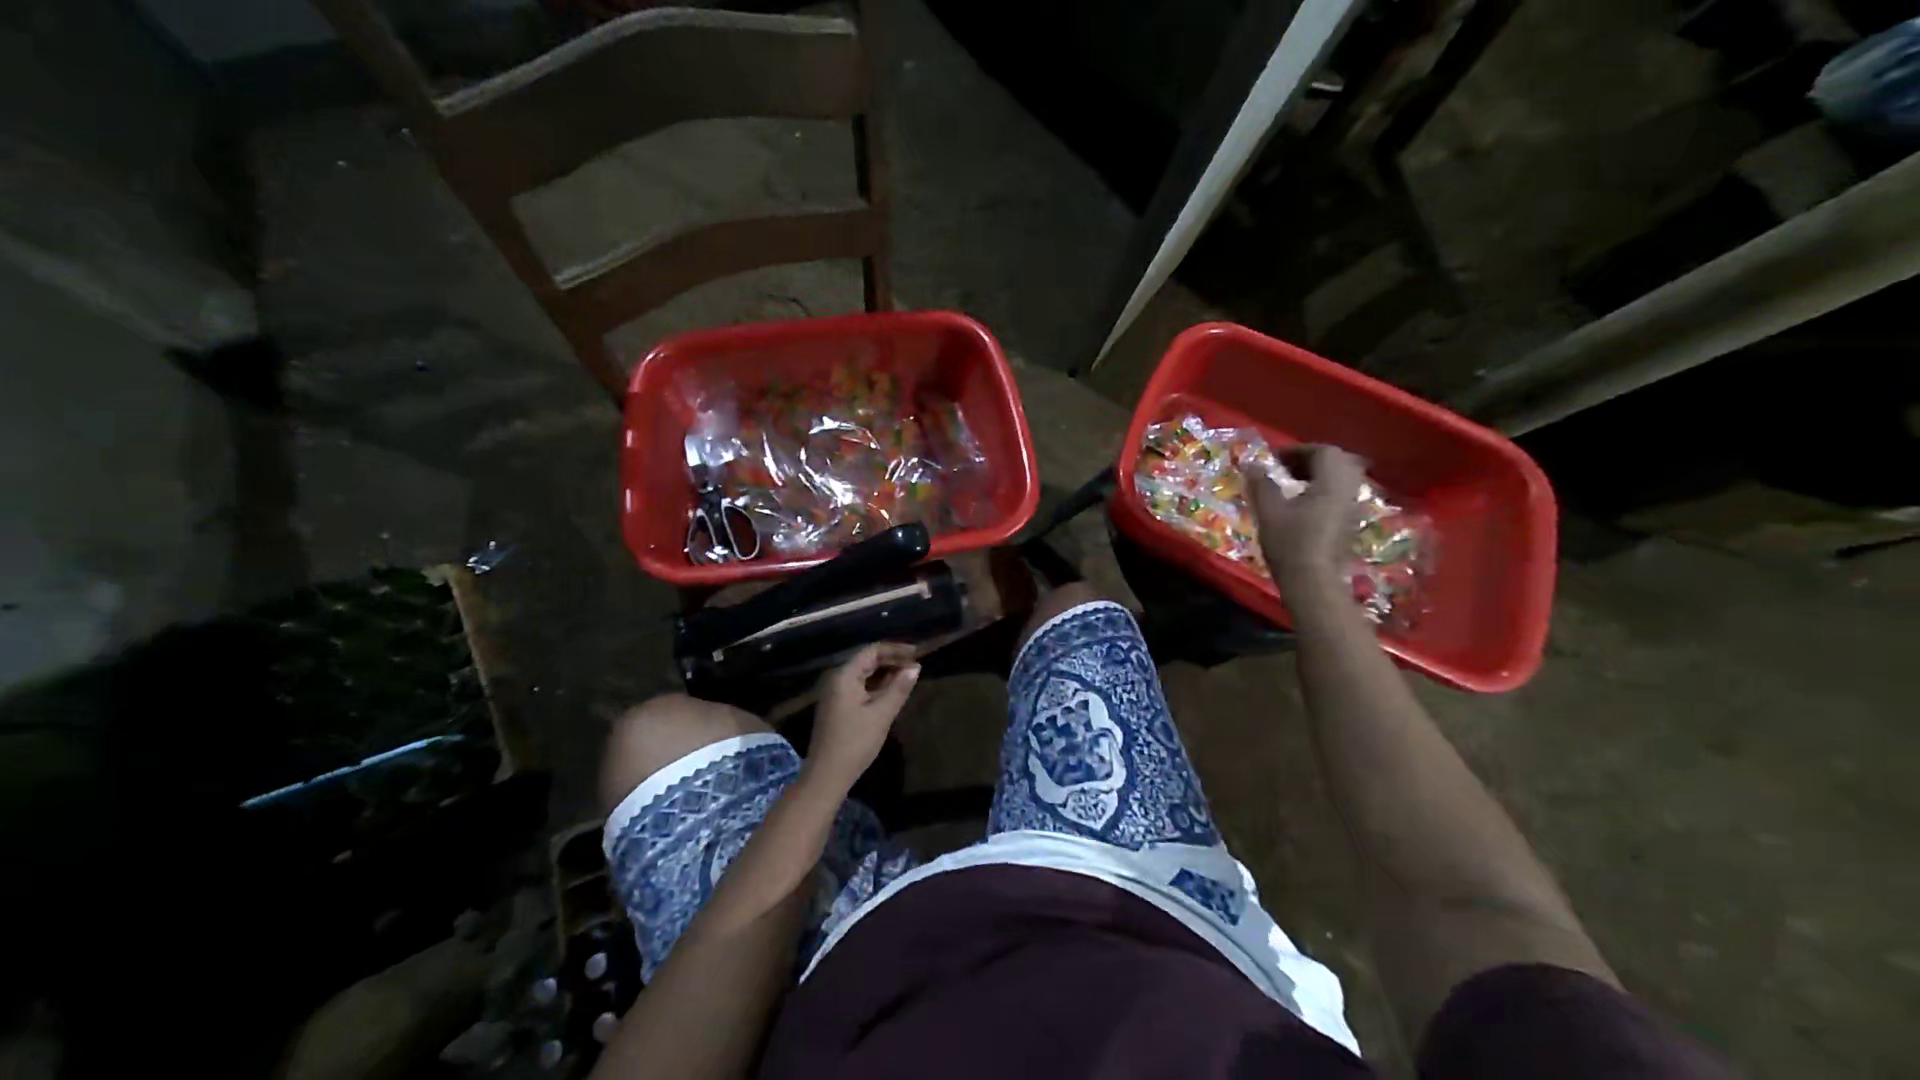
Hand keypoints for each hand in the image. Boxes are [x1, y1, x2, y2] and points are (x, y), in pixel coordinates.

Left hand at [808, 642, 920, 785]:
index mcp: (844, 676)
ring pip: (863, 674)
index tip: (917, 653)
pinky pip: (859, 686)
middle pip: (866, 660)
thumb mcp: (882, 714)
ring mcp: (835, 693)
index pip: (872, 651)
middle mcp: (837, 679)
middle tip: (916, 665)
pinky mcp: (837, 706)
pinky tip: (892, 691)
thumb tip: (915, 667)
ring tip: (908, 676)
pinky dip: (876, 686)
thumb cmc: (855, 742)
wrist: (826, 775)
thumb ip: (899, 688)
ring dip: (885, 673)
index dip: (895, 649)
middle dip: (891, 660)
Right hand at [1248, 445, 1365, 586]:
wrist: (1313, 582)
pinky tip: (1302, 505)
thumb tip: (1250, 464)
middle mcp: (1349, 490)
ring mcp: (1353, 508)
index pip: (1324, 451)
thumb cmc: (1290, 543)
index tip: (1274, 458)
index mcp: (1333, 482)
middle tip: (1285, 469)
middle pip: (1337, 462)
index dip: (1298, 450)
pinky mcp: (1351, 524)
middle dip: (1311, 461)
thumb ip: (1261, 483)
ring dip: (1317, 476)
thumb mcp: (1269, 511)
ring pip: (1341, 479)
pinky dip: (1323, 491)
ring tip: (1291, 486)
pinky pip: (1341, 495)